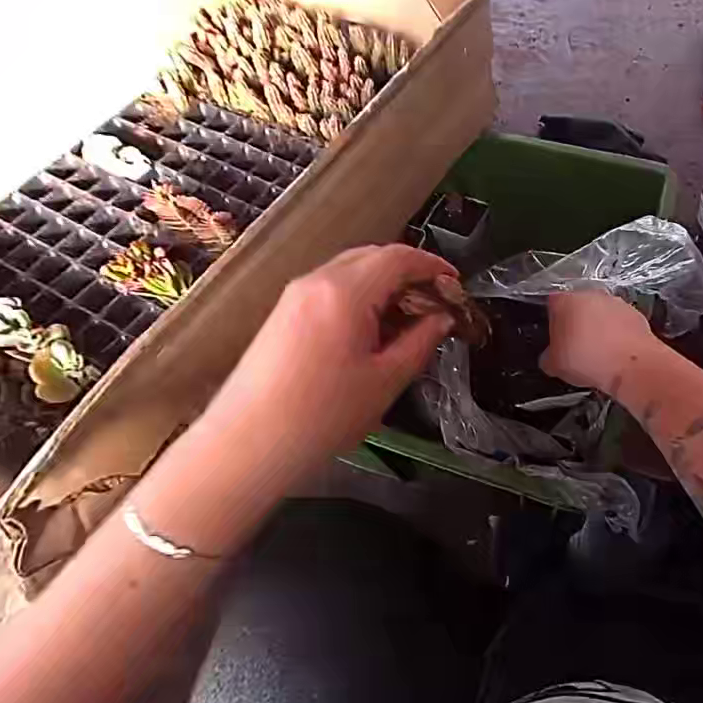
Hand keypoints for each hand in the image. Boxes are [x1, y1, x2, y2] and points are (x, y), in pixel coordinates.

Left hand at [206, 244, 457, 467]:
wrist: (245, 446)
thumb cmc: (322, 416)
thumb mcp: (386, 380)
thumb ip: (421, 341)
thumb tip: (442, 319)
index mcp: (345, 292)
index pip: (399, 257)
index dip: (433, 265)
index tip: (456, 283)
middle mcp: (316, 282)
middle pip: (374, 256)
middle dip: (411, 272)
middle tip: (437, 302)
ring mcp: (295, 296)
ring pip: (352, 271)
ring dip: (386, 284)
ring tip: (410, 318)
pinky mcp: (284, 314)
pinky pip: (332, 288)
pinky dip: (362, 296)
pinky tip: (374, 329)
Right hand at [542, 289, 658, 392]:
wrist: (632, 366)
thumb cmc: (590, 359)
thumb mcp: (554, 365)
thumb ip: (548, 356)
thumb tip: (550, 359)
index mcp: (565, 301)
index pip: (552, 304)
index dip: (552, 321)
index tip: (555, 337)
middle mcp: (591, 295)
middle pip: (578, 305)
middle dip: (576, 323)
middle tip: (575, 346)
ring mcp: (616, 302)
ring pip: (601, 312)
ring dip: (599, 327)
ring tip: (597, 352)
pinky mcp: (635, 314)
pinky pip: (620, 322)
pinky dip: (618, 334)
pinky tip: (615, 352)